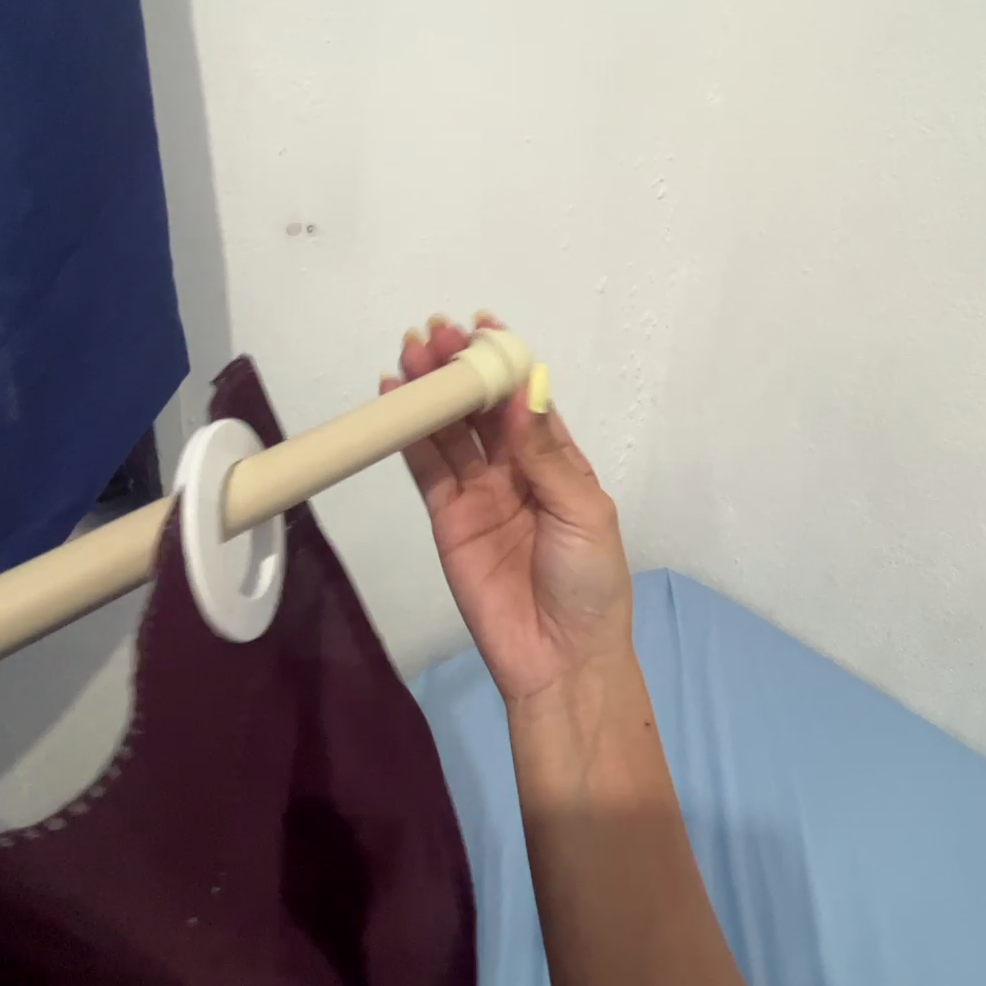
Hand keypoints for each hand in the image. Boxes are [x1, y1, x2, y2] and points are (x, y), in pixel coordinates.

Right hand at [382, 315, 633, 705]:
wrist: (559, 656)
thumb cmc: (589, 581)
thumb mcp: (582, 511)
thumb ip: (545, 454)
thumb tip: (523, 389)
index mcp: (558, 461)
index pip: (526, 400)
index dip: (505, 364)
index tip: (483, 328)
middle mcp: (516, 469)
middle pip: (482, 409)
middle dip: (461, 370)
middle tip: (435, 334)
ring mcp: (478, 492)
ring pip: (450, 431)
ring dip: (432, 393)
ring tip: (411, 353)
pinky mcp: (447, 517)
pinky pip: (426, 468)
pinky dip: (410, 436)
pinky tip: (396, 400)